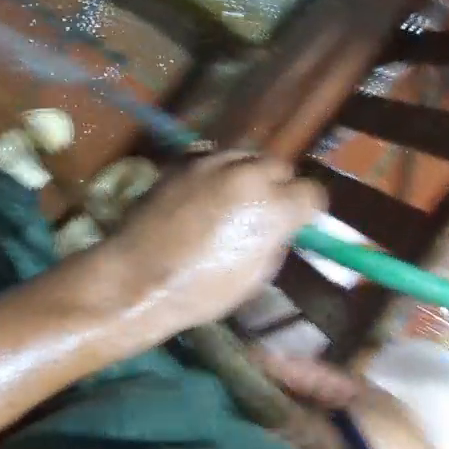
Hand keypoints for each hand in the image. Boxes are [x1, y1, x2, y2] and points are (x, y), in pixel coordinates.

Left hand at [93, 152, 324, 341]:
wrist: (137, 276)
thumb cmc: (200, 290)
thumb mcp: (255, 274)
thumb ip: (274, 238)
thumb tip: (279, 224)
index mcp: (272, 206)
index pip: (311, 193)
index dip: (305, 210)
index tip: (297, 222)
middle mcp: (246, 174)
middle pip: (277, 167)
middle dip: (275, 187)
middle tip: (261, 211)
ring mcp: (210, 162)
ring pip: (243, 158)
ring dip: (244, 176)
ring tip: (230, 202)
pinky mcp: (181, 162)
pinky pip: (210, 160)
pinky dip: (213, 174)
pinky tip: (202, 196)